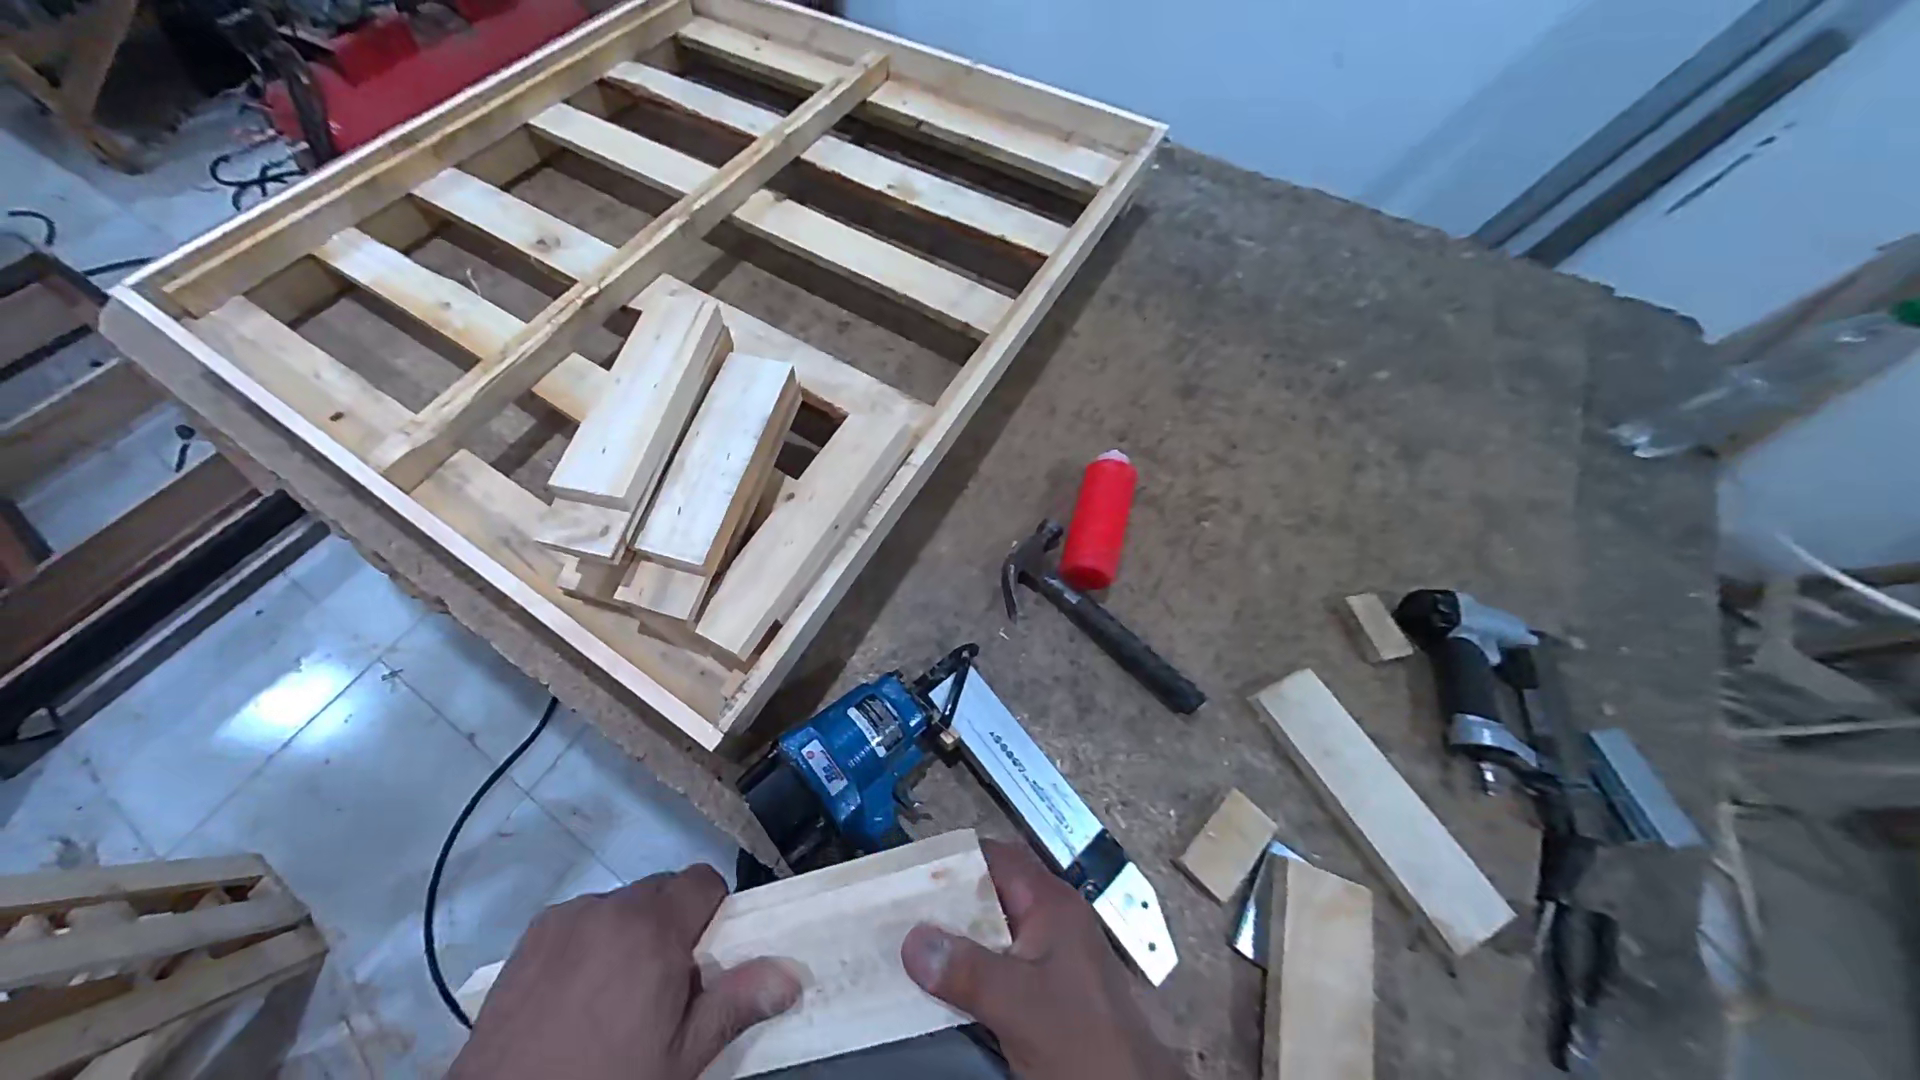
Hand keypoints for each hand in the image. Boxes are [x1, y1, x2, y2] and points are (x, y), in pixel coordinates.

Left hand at [448, 865, 799, 1079]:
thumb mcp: (680, 1058)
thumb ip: (736, 1003)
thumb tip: (793, 974)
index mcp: (653, 927)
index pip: (704, 880)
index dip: (713, 913)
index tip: (704, 958)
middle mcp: (610, 907)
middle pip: (663, 889)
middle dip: (673, 923)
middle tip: (664, 986)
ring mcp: (566, 919)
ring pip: (622, 904)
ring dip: (632, 930)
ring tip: (614, 995)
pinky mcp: (530, 938)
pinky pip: (582, 919)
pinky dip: (591, 940)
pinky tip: (574, 994)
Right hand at [901, 839, 1186, 1079]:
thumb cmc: (1084, 1040)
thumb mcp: (1019, 1003)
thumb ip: (966, 970)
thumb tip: (913, 940)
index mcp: (1052, 904)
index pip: (998, 858)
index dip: (956, 858)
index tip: (913, 870)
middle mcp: (1052, 919)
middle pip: (992, 891)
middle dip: (949, 899)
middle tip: (903, 907)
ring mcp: (1052, 953)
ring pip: (994, 928)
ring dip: (958, 934)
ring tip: (912, 941)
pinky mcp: (1048, 986)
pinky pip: (1000, 959)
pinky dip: (971, 963)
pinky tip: (943, 980)